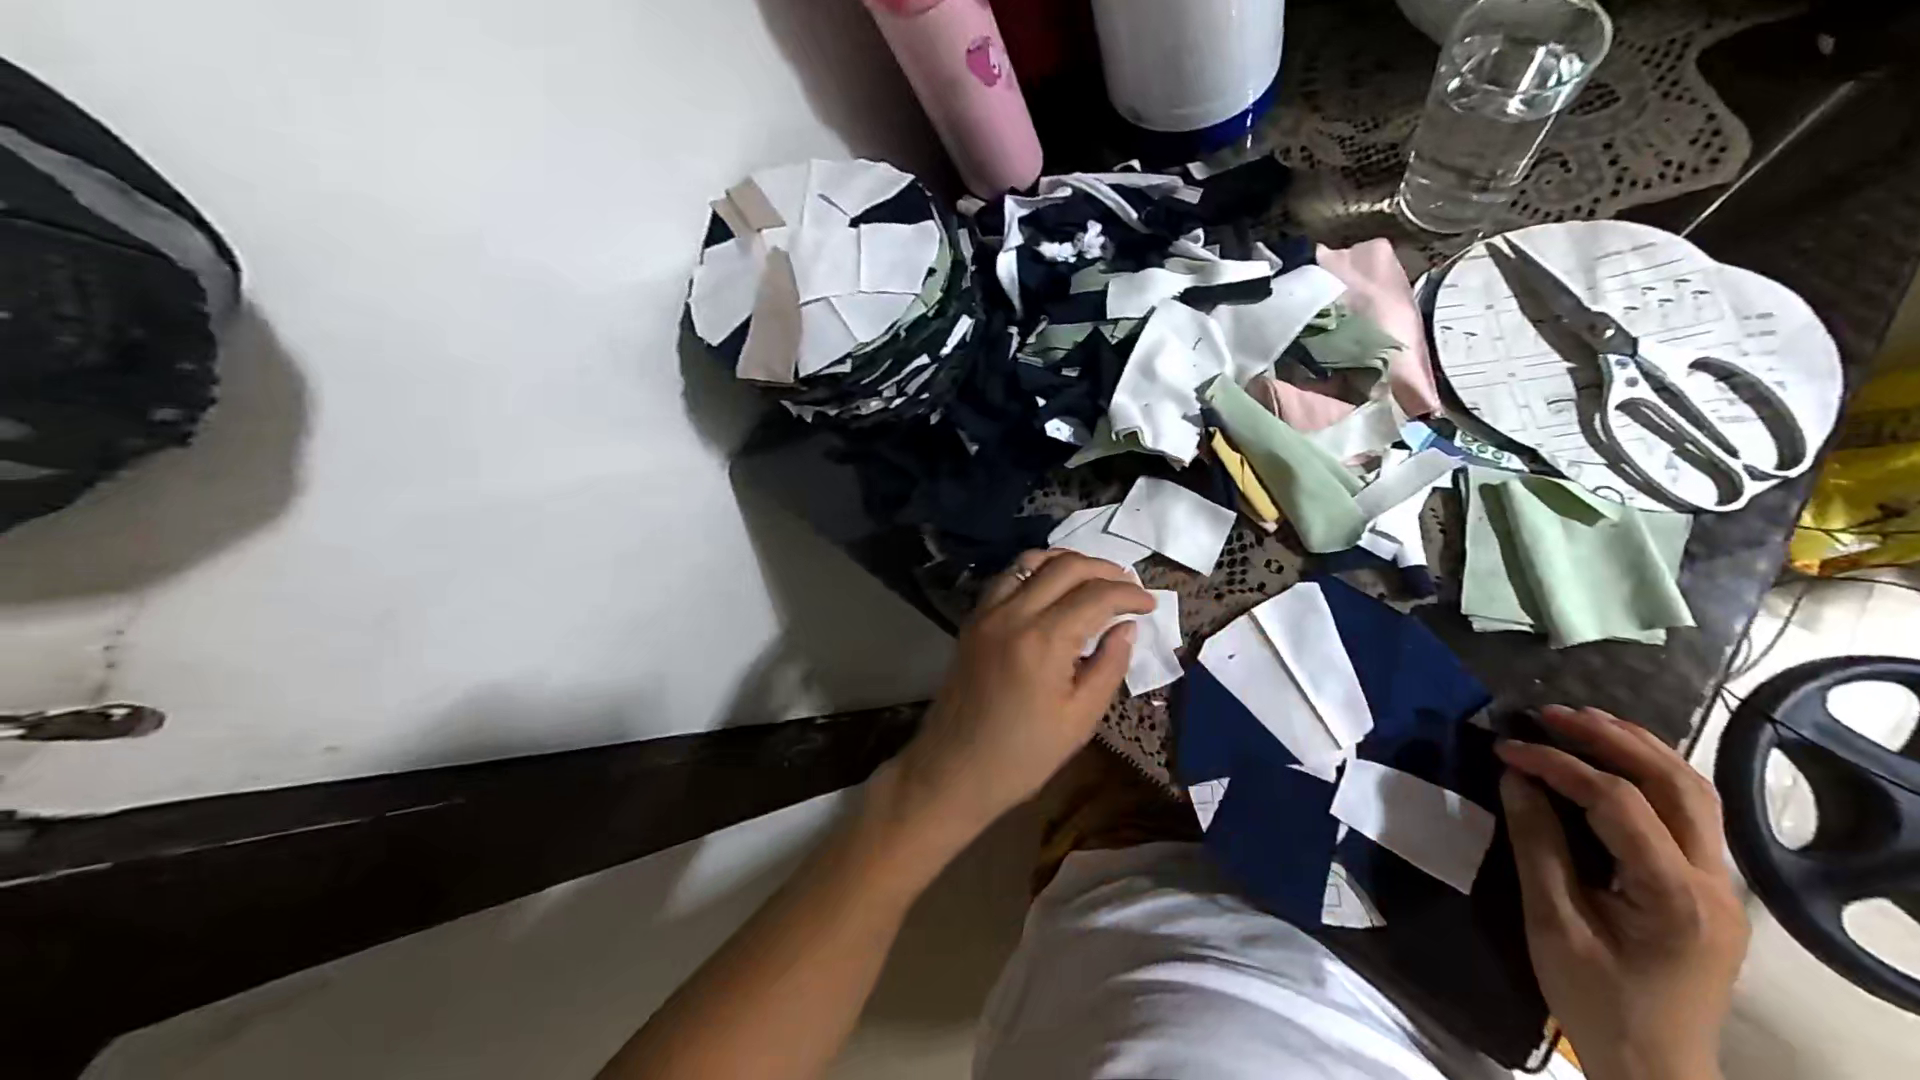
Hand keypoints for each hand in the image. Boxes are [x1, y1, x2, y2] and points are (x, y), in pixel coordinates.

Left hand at [888, 550, 1152, 833]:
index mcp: (1043, 641)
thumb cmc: (1023, 755)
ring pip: (1031, 561)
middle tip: (1128, 587)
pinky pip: (1007, 578)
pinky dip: (1035, 571)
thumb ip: (1109, 665)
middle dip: (1105, 570)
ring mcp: (986, 613)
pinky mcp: (972, 620)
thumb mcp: (1080, 719)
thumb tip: (1127, 627)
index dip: (1129, 594)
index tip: (1150, 604)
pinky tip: (1053, 588)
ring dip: (1068, 563)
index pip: (1096, 595)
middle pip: (1065, 566)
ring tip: (1095, 580)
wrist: (954, 769)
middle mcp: (1012, 614)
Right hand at [1497, 706, 1747, 1079]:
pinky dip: (1651, 774)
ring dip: (1639, 749)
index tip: (1505, 748)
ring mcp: (1720, 885)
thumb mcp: (1552, 922)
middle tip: (1551, 713)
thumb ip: (1536, 844)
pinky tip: (1615, 761)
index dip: (1558, 764)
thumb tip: (1515, 777)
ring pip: (1695, 794)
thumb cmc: (1595, 997)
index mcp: (1675, 893)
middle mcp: (1713, 881)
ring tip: (1583, 721)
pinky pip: (1690, 814)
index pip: (1618, 802)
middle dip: (1612, 739)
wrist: (1655, 1063)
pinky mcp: (1707, 888)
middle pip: (1677, 785)